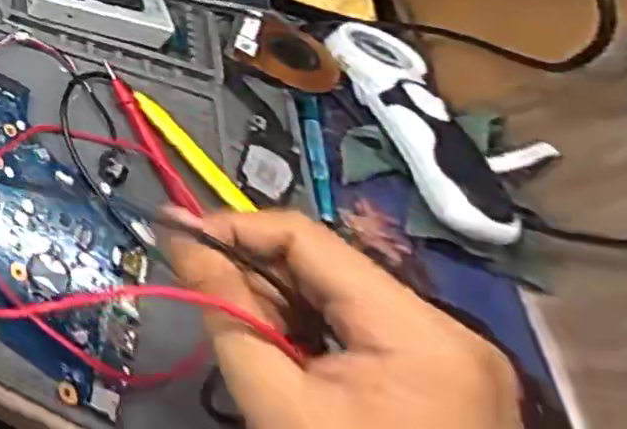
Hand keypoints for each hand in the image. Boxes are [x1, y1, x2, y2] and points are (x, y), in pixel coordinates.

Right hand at [168, 209, 519, 428]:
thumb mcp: (272, 397)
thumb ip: (222, 303)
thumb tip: (177, 232)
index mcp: (417, 331)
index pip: (304, 237)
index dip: (234, 228)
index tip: (182, 242)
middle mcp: (445, 329)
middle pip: (321, 263)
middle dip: (253, 272)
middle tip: (205, 292)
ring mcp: (450, 355)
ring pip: (332, 290)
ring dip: (275, 300)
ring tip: (245, 331)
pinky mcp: (441, 376)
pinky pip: (353, 322)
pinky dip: (305, 326)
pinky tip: (283, 353)